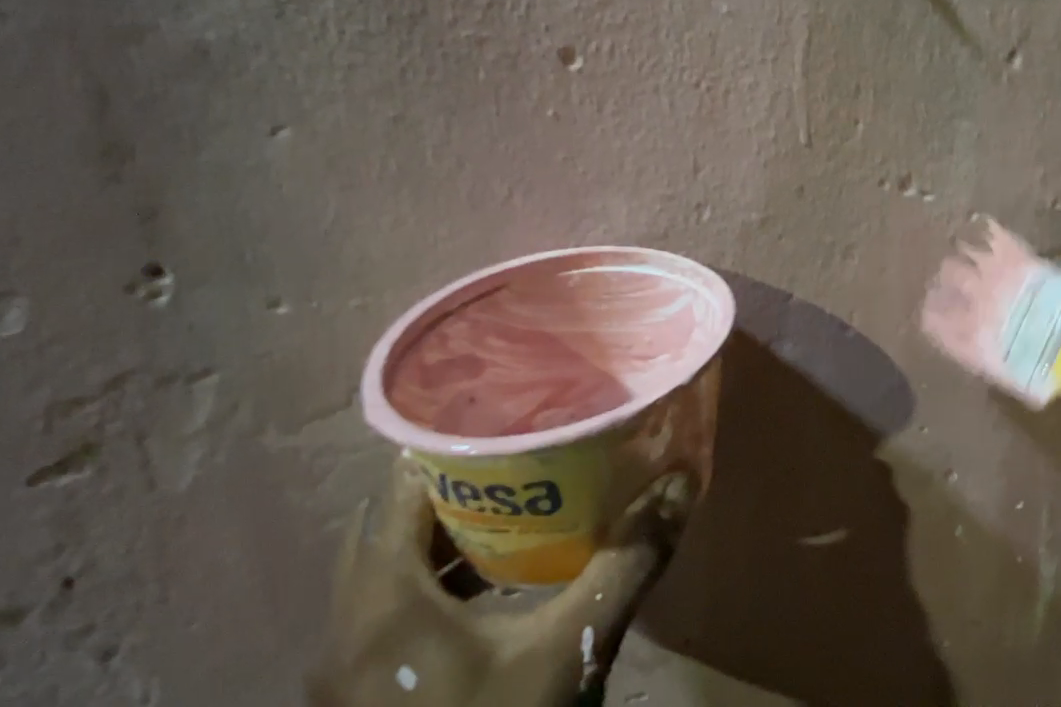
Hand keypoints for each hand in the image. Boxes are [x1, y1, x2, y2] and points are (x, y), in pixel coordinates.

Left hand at [306, 455, 690, 706]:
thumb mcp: (570, 651)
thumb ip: (625, 565)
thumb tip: (680, 484)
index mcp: (382, 603)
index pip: (398, 490)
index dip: (449, 443)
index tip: (508, 412)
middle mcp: (349, 625)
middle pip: (391, 524)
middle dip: (455, 483)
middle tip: (525, 453)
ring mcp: (351, 667)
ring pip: (390, 568)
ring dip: (447, 533)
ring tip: (520, 504)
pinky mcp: (368, 692)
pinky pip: (396, 605)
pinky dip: (440, 578)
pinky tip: (497, 584)